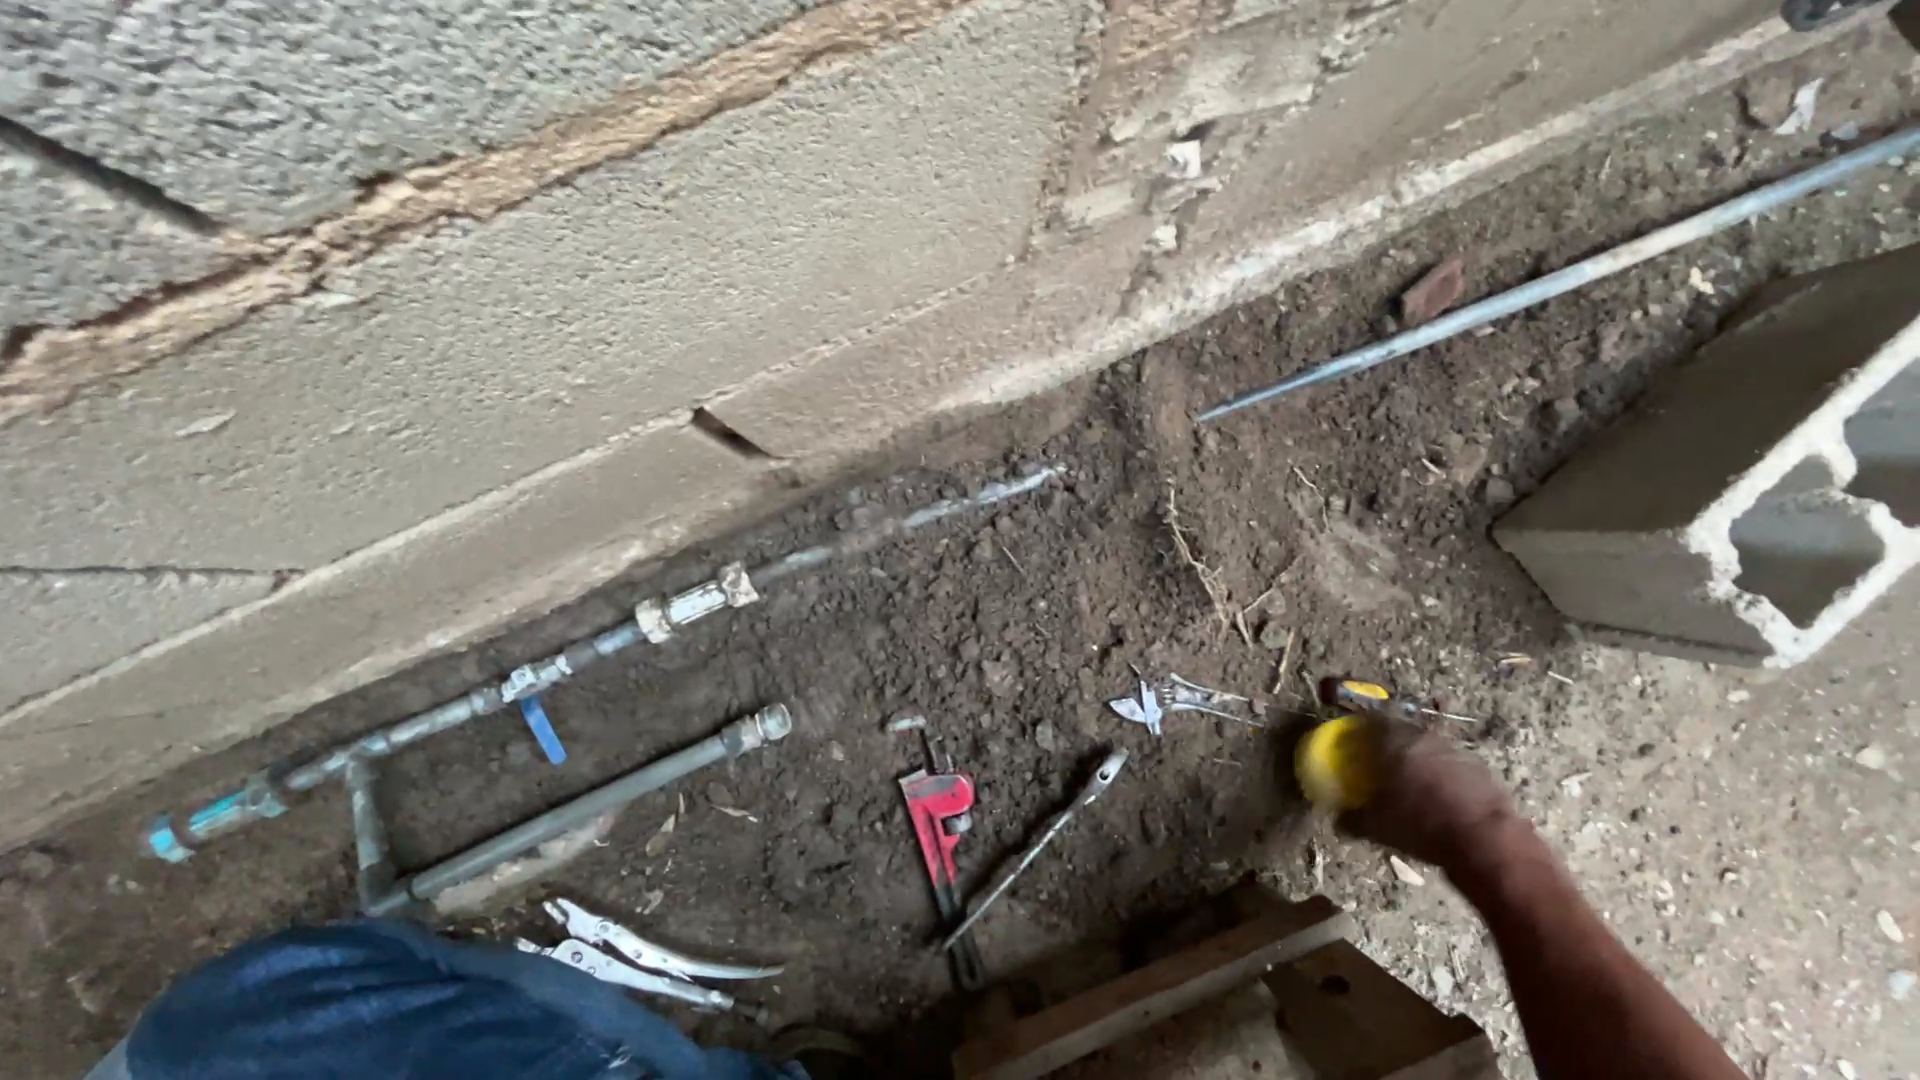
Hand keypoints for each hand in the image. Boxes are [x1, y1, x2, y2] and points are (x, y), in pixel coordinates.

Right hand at [1341, 717, 1521, 874]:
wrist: (1487, 844)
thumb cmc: (1422, 826)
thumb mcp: (1378, 828)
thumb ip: (1353, 819)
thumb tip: (1339, 820)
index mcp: (1396, 743)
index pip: (1371, 721)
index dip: (1359, 729)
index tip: (1351, 742)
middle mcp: (1426, 739)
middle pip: (1401, 732)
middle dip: (1388, 745)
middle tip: (1378, 762)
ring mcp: (1457, 753)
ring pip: (1428, 748)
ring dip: (1417, 760)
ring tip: (1410, 783)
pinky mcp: (1481, 772)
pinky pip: (1451, 766)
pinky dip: (1441, 776)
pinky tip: (1439, 799)